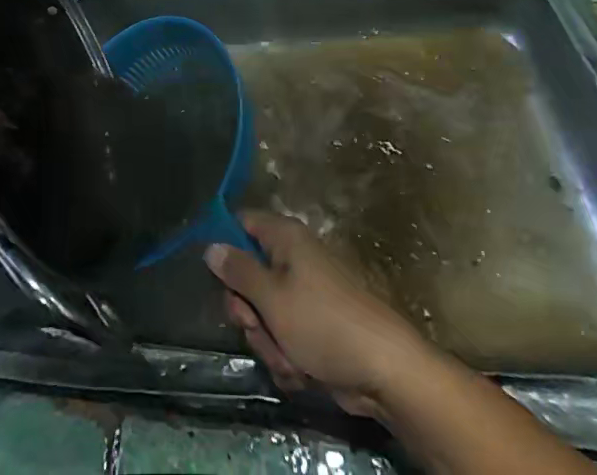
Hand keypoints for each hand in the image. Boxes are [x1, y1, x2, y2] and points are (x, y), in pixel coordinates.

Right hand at [205, 211, 434, 417]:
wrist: (386, 373)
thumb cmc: (324, 324)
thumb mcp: (271, 297)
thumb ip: (237, 271)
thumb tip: (211, 246)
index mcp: (286, 239)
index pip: (241, 223)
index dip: (222, 243)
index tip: (210, 272)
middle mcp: (294, 260)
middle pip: (246, 277)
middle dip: (247, 311)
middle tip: (255, 324)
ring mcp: (304, 296)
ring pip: (262, 314)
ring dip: (268, 341)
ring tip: (289, 355)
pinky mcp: (313, 329)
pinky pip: (282, 337)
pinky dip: (287, 356)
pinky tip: (303, 369)